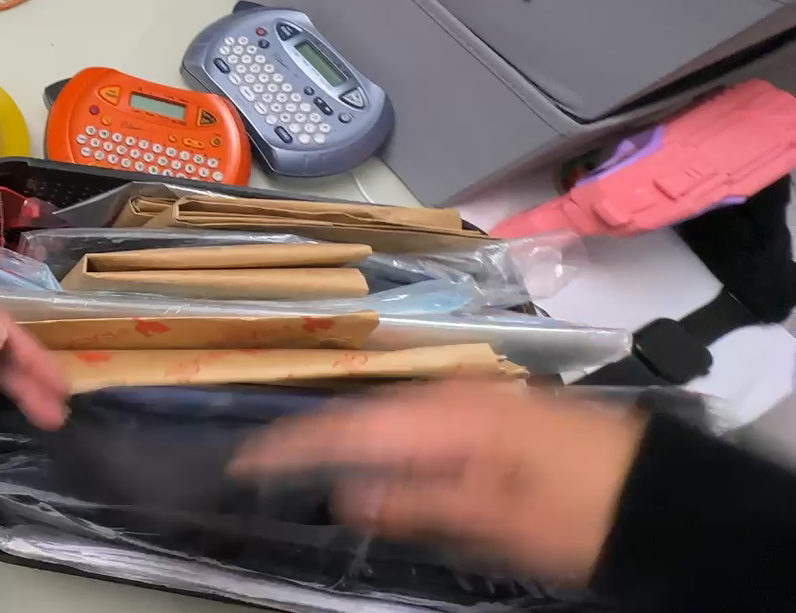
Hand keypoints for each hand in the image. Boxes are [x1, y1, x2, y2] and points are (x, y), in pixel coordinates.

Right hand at [229, 382, 645, 584]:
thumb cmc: (585, 509)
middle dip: (310, 438)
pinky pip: (406, 415)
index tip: (245, 459)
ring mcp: (458, 394)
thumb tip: (346, 499)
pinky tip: (371, 454)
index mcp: (436, 416)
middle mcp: (438, 393)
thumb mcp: (504, 522)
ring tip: (305, 458)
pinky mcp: (475, 404)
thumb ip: (419, 504)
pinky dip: (377, 434)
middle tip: (268, 462)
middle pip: (354, 414)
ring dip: (342, 436)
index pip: (340, 428)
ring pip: (378, 413)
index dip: (287, 444)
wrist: (669, 489)